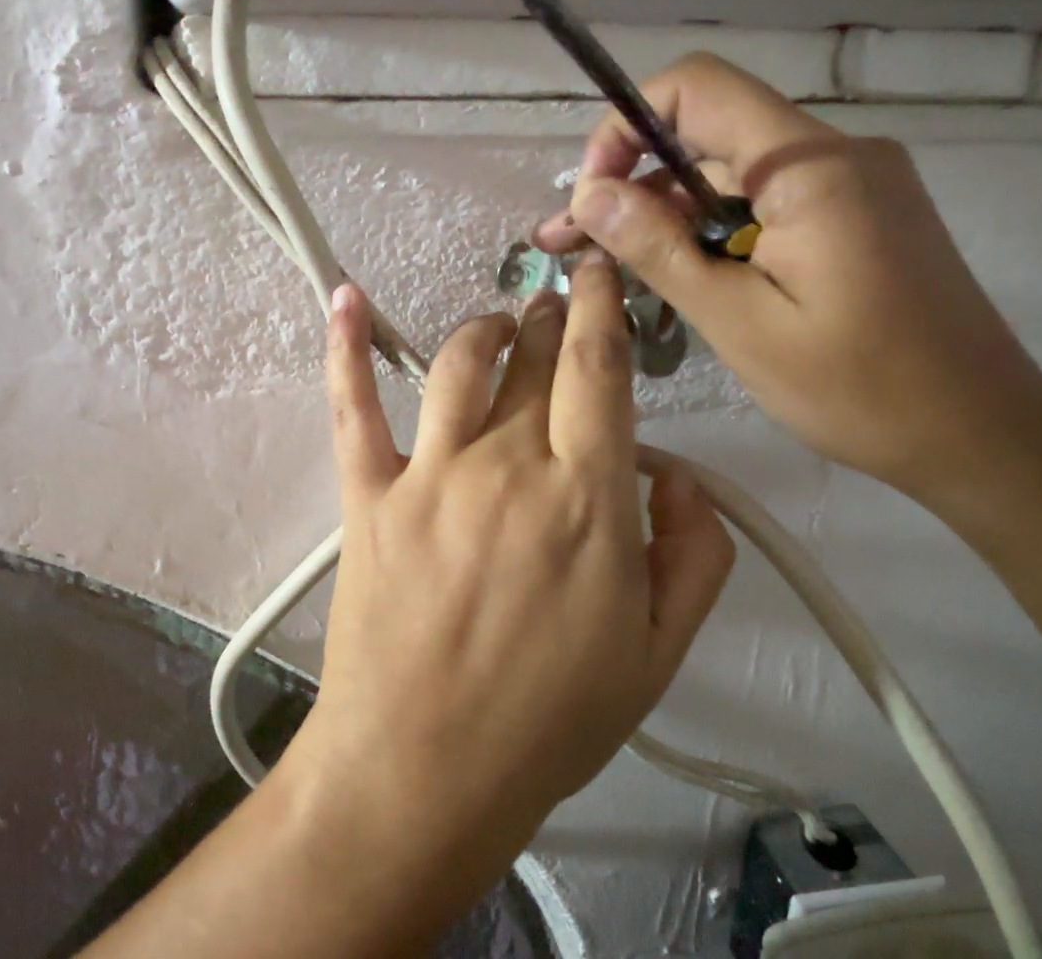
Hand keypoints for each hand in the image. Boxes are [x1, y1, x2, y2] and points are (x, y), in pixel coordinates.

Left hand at [285, 269, 734, 873]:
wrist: (424, 770)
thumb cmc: (549, 721)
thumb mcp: (660, 652)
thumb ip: (694, 553)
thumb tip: (676, 474)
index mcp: (586, 498)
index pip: (601, 367)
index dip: (603, 306)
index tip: (600, 271)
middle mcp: (507, 465)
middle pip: (536, 357)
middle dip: (554, 317)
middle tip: (559, 305)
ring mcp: (429, 475)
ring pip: (457, 364)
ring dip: (486, 329)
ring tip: (502, 327)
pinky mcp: (368, 497)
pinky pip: (352, 406)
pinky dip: (347, 347)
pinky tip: (346, 299)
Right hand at [534, 53, 1041, 499]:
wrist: (978, 431)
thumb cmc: (857, 386)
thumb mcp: (740, 322)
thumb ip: (661, 250)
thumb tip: (590, 193)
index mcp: (809, 166)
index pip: (698, 87)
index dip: (627, 126)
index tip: (593, 195)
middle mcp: (835, 154)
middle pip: (710, 136)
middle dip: (634, 185)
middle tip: (573, 246)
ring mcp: (854, 184)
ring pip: (734, 177)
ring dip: (670, 217)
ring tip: (614, 272)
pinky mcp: (860, 217)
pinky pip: (767, 206)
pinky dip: (716, 235)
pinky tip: (682, 280)